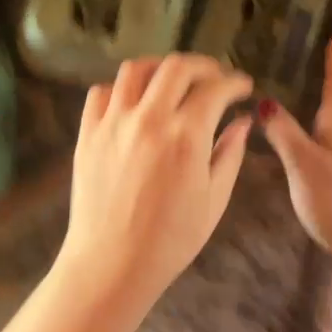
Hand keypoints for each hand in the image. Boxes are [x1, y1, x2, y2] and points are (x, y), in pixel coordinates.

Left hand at [55, 54, 254, 306]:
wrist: (111, 265)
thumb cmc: (170, 241)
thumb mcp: (214, 201)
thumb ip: (230, 154)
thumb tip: (243, 121)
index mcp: (186, 135)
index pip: (214, 89)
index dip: (234, 82)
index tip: (243, 87)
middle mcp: (149, 118)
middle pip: (176, 67)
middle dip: (202, 65)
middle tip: (214, 77)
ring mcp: (113, 122)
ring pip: (135, 69)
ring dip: (160, 68)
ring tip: (172, 81)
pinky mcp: (88, 132)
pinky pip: (101, 92)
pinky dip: (121, 89)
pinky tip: (133, 103)